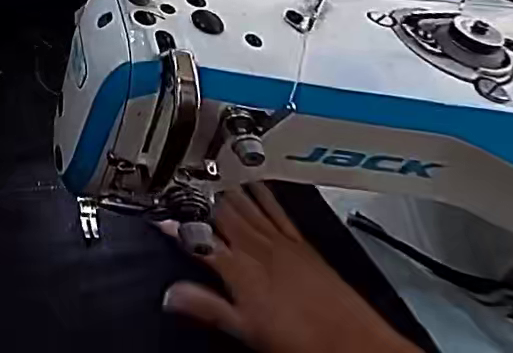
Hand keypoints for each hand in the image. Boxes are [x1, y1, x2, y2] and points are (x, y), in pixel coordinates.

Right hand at [161, 182, 418, 352]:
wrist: (351, 339)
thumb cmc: (301, 340)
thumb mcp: (246, 330)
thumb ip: (208, 306)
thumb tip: (172, 294)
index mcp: (240, 269)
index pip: (200, 240)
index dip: (178, 226)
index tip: (161, 215)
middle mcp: (257, 246)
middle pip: (221, 213)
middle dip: (199, 199)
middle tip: (181, 186)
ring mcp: (278, 238)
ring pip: (244, 204)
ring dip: (224, 189)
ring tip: (207, 175)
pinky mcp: (297, 238)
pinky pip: (273, 205)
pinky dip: (259, 190)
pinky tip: (252, 180)